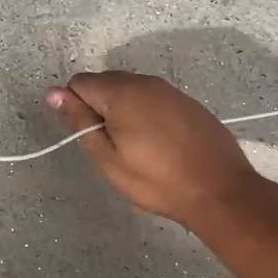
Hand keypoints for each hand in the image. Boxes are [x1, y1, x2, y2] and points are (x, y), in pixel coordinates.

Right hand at [46, 70, 265, 227]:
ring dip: (125, 111)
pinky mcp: (190, 104)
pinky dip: (149, 115)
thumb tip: (53, 93)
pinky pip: (155, 100)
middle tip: (114, 146)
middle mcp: (144, 82)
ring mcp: (171, 92)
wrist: (224, 194)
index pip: (79, 83)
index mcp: (120, 92)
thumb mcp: (108, 158)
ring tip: (139, 147)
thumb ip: (79, 121)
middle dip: (101, 107)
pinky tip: (162, 145)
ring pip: (131, 91)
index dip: (76, 107)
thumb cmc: (158, 181)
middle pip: (105, 83)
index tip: (91, 136)